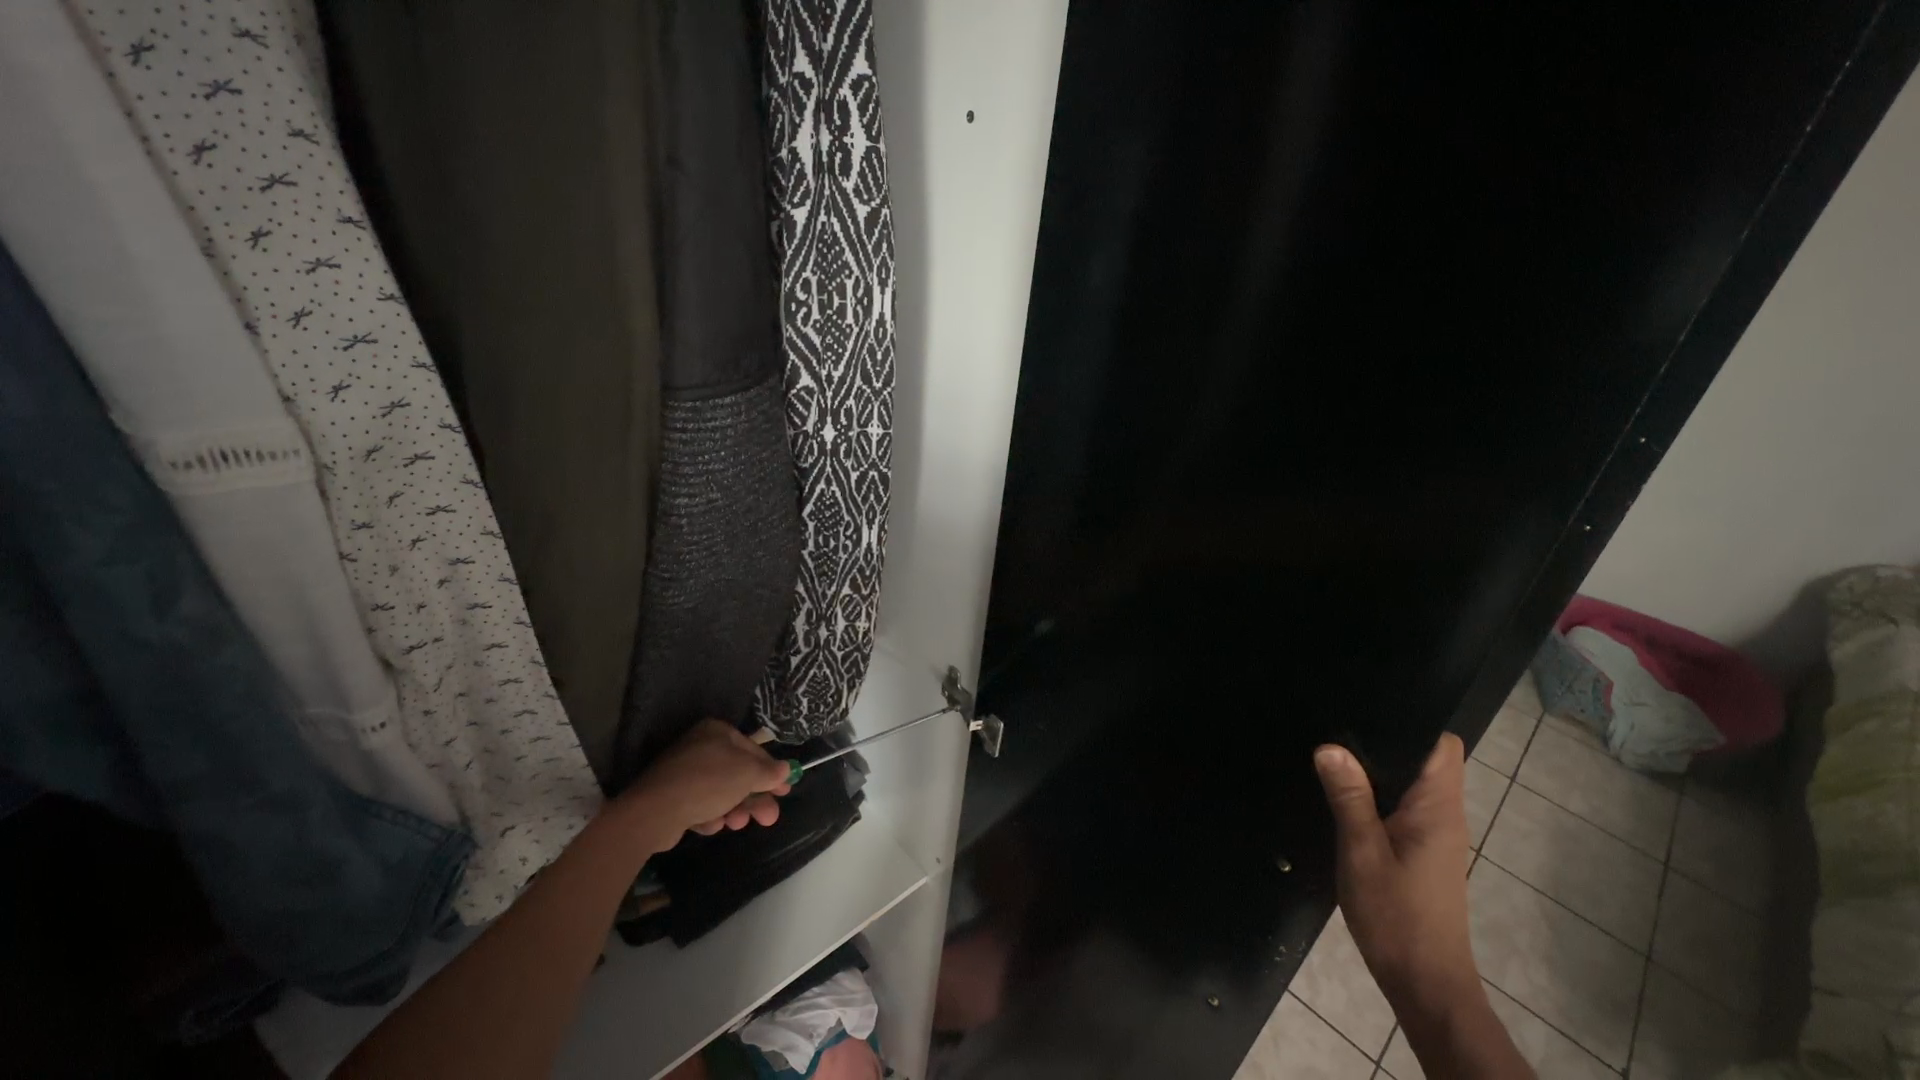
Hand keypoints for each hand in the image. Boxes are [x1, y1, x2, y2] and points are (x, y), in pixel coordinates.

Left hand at [617, 720, 792, 842]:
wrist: (655, 812)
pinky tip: (710, 825)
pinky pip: (702, 805)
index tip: (785, 791)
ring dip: (734, 810)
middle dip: (754, 798)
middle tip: (768, 818)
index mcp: (717, 732)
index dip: (772, 772)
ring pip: (722, 793)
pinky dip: (710, 816)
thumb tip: (785, 769)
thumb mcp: (748, 773)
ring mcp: (685, 773)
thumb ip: (769, 772)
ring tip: (736, 824)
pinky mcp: (674, 797)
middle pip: (739, 774)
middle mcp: (701, 747)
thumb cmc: (708, 782)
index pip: (754, 750)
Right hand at [1314, 734, 1479, 1018]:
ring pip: (1414, 784)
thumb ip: (1349, 797)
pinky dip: (1380, 796)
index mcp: (1437, 807)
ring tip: (1335, 756)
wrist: (1424, 981)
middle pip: (1427, 760)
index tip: (1368, 711)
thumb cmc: (1395, 915)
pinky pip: (1406, 807)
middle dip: (1387, 742)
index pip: (1443, 745)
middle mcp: (1446, 814)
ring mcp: (1438, 835)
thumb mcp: (1361, 852)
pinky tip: (1345, 798)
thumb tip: (1330, 746)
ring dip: (1381, 771)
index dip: (1412, 722)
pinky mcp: (1425, 852)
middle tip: (1337, 730)